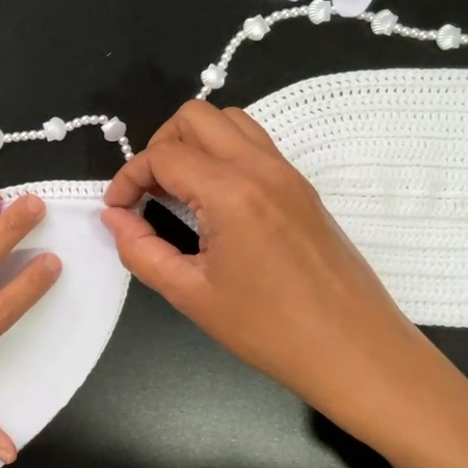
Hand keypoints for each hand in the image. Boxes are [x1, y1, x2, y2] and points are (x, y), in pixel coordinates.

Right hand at [98, 100, 427, 430]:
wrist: (354, 350)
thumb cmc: (266, 328)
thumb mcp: (189, 294)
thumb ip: (140, 250)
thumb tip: (114, 218)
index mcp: (231, 193)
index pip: (163, 155)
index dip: (128, 177)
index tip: (117, 210)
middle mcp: (261, 168)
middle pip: (195, 117)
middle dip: (158, 147)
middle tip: (147, 193)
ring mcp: (288, 174)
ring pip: (229, 122)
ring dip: (193, 144)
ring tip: (176, 192)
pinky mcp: (302, 189)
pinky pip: (253, 146)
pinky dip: (221, 155)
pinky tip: (210, 202)